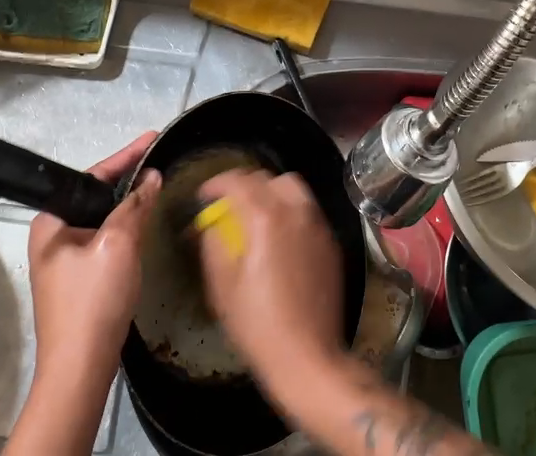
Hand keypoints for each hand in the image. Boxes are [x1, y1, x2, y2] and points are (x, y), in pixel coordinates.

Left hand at [26, 132, 161, 391]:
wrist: (80, 368)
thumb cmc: (93, 300)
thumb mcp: (118, 244)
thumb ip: (135, 206)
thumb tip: (152, 177)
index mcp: (51, 223)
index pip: (90, 176)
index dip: (124, 156)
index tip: (151, 138)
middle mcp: (52, 237)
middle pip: (95, 197)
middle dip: (128, 181)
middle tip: (158, 162)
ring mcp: (64, 262)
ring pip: (102, 221)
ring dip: (129, 207)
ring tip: (157, 188)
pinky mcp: (78, 281)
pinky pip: (105, 242)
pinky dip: (126, 231)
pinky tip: (146, 227)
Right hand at [196, 169, 348, 387]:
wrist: (307, 356)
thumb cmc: (258, 324)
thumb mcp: (222, 286)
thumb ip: (213, 244)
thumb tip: (209, 224)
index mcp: (266, 218)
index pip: (239, 181)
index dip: (217, 183)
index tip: (205, 195)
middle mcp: (296, 212)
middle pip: (269, 178)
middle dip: (245, 185)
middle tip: (229, 204)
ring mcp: (318, 227)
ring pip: (295, 190)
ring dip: (272, 194)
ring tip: (257, 216)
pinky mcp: (331, 244)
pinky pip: (309, 213)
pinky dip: (291, 212)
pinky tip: (281, 238)